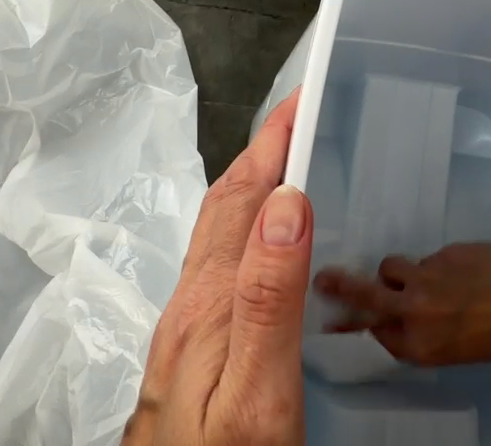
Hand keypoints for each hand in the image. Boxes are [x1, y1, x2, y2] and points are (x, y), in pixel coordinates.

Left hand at [122, 94, 312, 445]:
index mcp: (209, 303)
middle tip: (304, 115)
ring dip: (253, 183)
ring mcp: (186, 328)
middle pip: (223, 205)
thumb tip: (286, 201)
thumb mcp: (258, 393)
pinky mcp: (191, 349)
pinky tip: (269, 239)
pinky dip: (249, 223)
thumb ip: (268, 298)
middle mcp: (190, 304)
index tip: (303, 97)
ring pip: (218, 230)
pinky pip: (221, 260)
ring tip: (291, 160)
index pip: (242, 197)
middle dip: (262, 150)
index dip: (271, 142)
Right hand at [313, 242, 490, 366]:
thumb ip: (423, 332)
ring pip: (391, 266)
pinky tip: (464, 270)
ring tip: (416, 274)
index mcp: (418, 345)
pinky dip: (439, 263)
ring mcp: (427, 279)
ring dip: (397, 270)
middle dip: (340, 288)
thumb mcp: (453, 348)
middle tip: (322, 277)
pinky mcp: (444, 252)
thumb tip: (406, 312)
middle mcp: (415, 313)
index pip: (376, 331)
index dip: (365, 321)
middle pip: (365, 296)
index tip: (347, 313)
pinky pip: (429, 256)